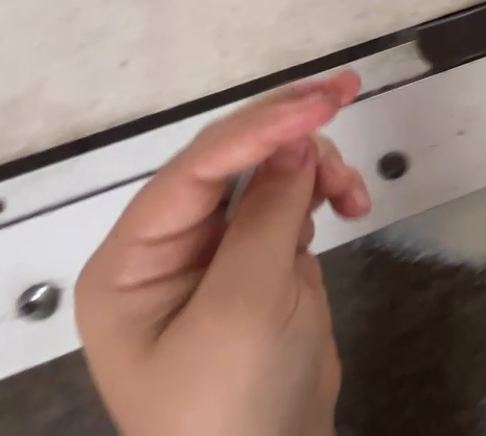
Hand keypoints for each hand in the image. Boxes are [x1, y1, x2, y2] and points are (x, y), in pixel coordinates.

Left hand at [76, 71, 371, 435]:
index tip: (322, 102)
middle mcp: (172, 243)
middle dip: (290, 128)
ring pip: (273, 170)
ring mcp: (223, 247)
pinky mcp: (267, 254)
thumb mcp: (244, 306)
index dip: (259, 127)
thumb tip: (295, 142)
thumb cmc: (230, 396)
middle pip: (232, 158)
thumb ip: (266, 217)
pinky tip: (352, 203)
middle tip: (347, 89)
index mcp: (133, 260)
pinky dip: (328, 189)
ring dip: (318, 166)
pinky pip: (297, 196)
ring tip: (352, 192)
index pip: (195, 170)